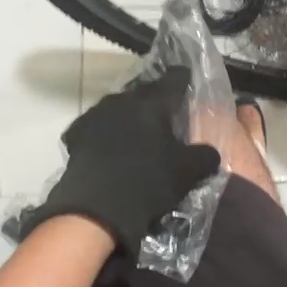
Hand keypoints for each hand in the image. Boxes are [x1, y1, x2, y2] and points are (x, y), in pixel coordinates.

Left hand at [19, 67, 221, 255]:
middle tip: (165, 112)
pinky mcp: (76, 132)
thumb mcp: (189, 172)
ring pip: (118, 106)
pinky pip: (95, 124)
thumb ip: (205, 155)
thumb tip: (210, 151)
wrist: (98, 208)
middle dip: (155, 98)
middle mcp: (124, 100)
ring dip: (128, 114)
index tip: (187, 79)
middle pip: (144, 91)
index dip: (183, 79)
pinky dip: (104, 130)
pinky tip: (107, 145)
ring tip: (136, 130)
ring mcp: (96, 114)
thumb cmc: (149, 183)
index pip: (174, 79)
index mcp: (154, 103)